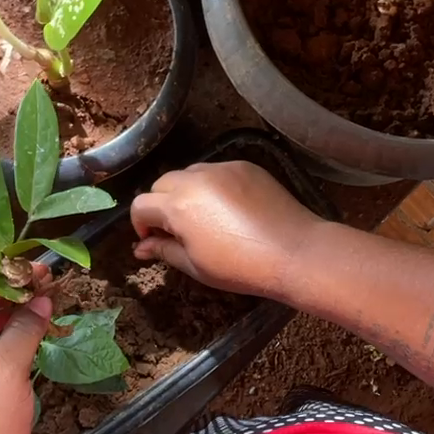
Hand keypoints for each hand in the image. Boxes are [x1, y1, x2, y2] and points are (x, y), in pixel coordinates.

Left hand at [0, 268, 52, 433]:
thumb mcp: (4, 375)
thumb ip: (22, 329)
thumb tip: (41, 297)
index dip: (0, 275)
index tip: (39, 267)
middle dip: (6, 296)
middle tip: (47, 284)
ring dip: (6, 321)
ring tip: (43, 307)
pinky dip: (1, 347)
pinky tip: (28, 340)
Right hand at [130, 161, 325, 297]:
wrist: (293, 251)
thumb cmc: (240, 267)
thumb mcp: (196, 266)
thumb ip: (164, 250)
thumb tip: (141, 247)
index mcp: (177, 205)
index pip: (141, 205)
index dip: (140, 224)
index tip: (152, 239)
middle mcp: (195, 179)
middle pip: (162, 184)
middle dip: (162, 205)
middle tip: (177, 230)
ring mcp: (222, 169)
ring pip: (189, 174)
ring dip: (186, 192)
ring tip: (204, 218)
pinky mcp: (245, 166)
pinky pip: (217, 172)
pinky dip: (213, 186)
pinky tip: (229, 209)